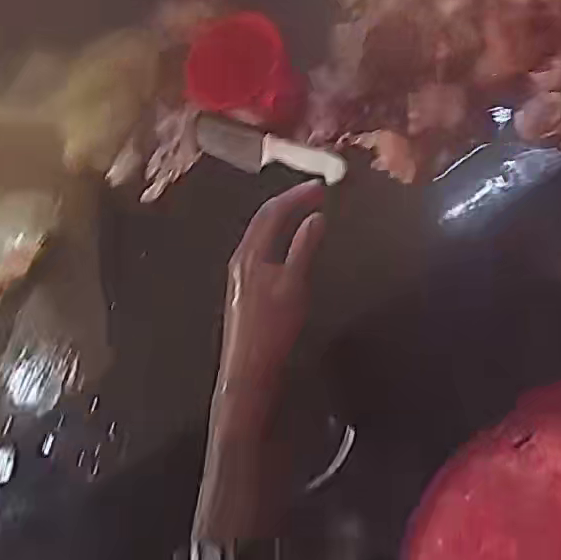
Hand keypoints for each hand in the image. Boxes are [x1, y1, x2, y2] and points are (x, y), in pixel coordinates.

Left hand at [217, 182, 327, 408]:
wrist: (248, 372)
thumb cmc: (272, 329)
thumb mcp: (294, 285)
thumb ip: (304, 248)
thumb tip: (316, 217)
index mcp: (251, 253)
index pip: (273, 211)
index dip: (296, 195)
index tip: (320, 187)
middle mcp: (242, 257)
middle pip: (264, 218)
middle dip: (290, 201)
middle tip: (316, 192)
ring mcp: (241, 272)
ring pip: (262, 231)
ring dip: (284, 216)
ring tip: (306, 208)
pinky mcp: (245, 285)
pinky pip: (263, 245)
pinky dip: (280, 232)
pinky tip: (291, 240)